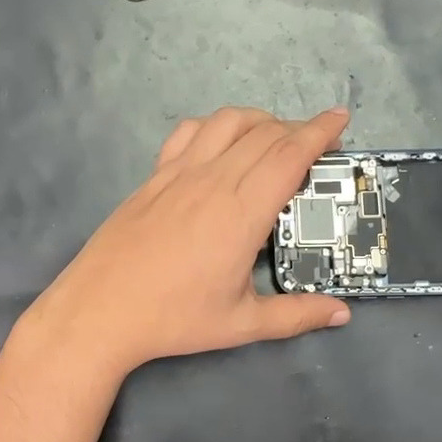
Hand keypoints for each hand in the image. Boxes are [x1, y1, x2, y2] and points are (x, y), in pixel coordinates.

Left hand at [14, 107, 353, 374]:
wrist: (100, 309)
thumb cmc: (173, 318)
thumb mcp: (241, 324)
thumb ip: (296, 314)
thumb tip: (341, 314)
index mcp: (241, 212)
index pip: (289, 155)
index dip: (320, 131)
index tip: (340, 118)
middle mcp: (212, 181)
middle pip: (264, 134)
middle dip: (299, 129)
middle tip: (318, 144)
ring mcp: (178, 173)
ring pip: (226, 123)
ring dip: (258, 120)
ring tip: (274, 137)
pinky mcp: (153, 177)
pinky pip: (188, 133)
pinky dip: (213, 126)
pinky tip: (219, 142)